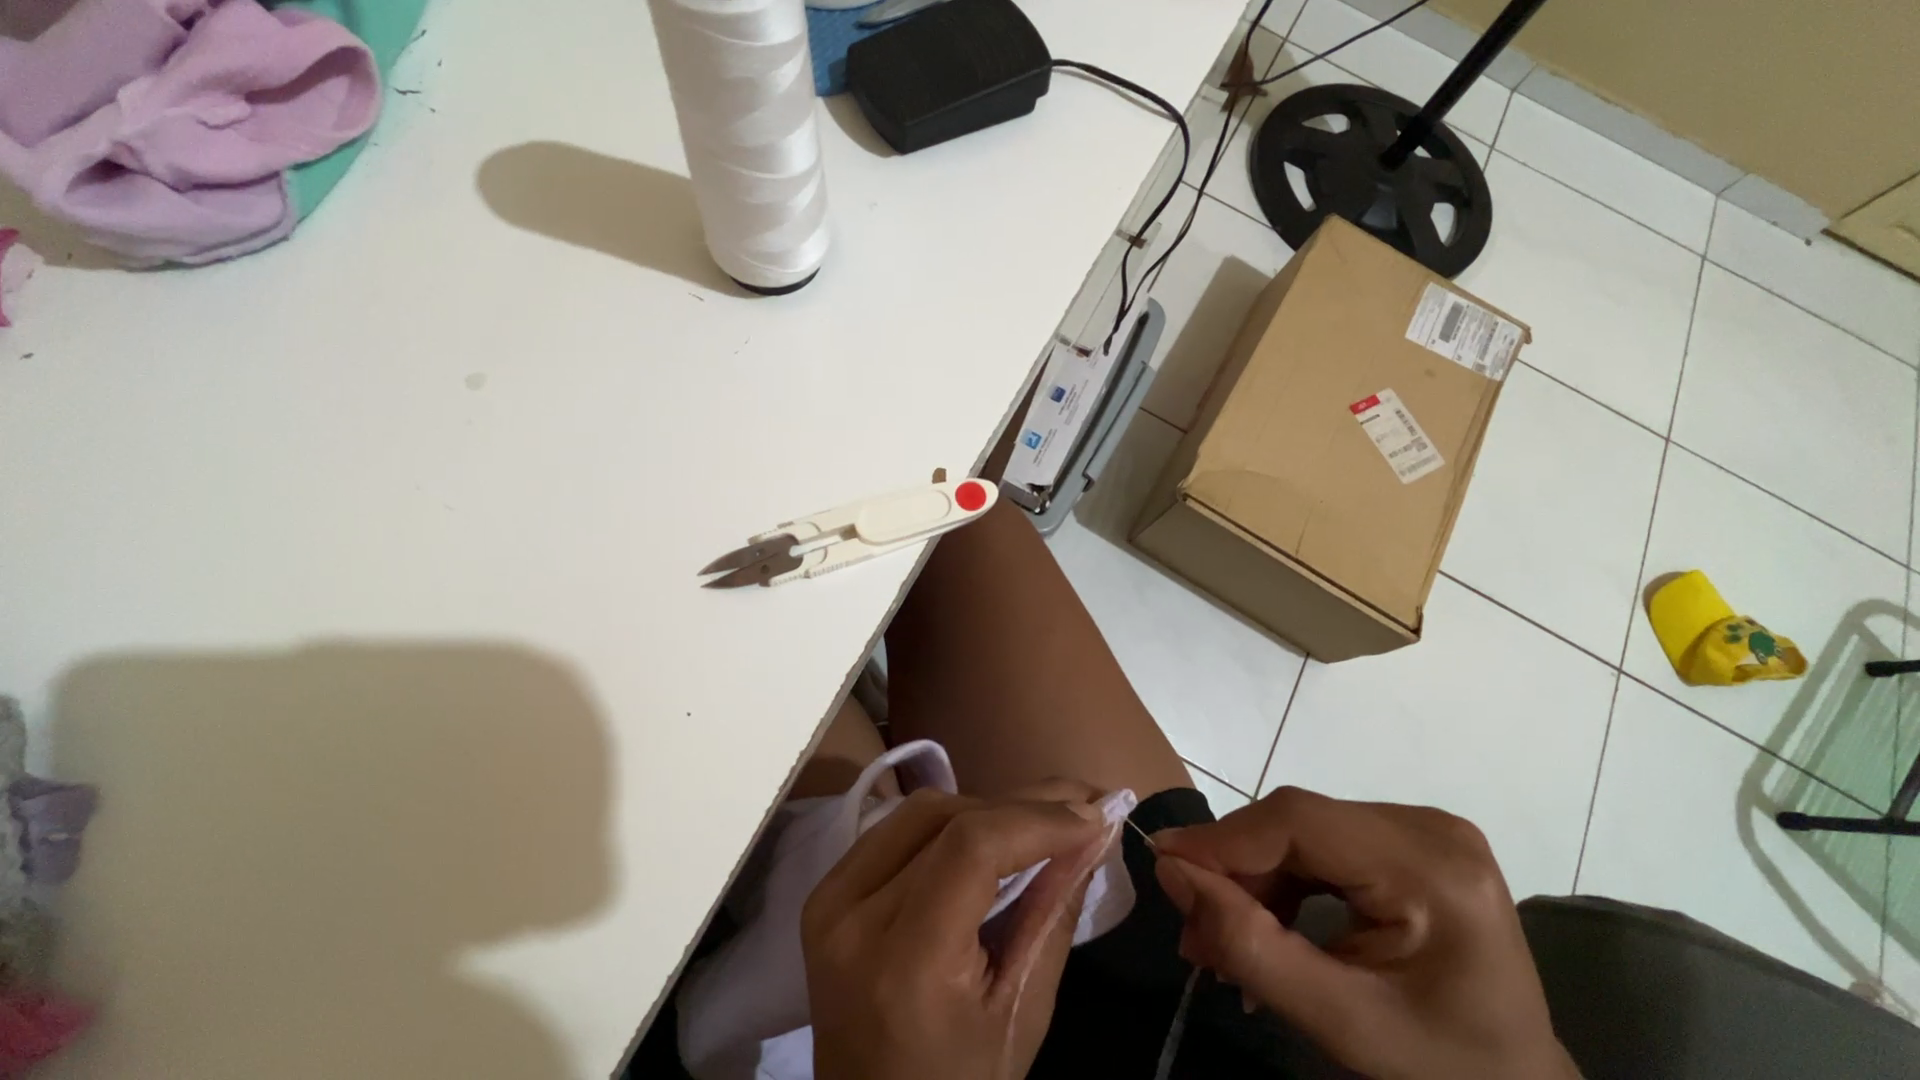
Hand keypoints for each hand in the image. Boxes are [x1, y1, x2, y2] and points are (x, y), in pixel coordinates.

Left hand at [801, 785, 1115, 1079]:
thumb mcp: (1022, 1012)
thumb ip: (1053, 913)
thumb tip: (1092, 832)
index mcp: (905, 962)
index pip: (970, 848)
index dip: (1037, 818)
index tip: (1094, 813)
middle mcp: (851, 916)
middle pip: (944, 818)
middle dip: (1020, 805)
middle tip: (1079, 807)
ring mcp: (829, 900)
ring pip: (918, 813)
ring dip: (984, 809)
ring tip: (1038, 824)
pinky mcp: (824, 893)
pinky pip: (894, 831)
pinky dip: (947, 824)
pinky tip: (988, 838)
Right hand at [1152, 787, 1578, 1079]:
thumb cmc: (1437, 1063)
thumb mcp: (1339, 1021)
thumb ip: (1249, 946)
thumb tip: (1170, 870)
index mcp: (1432, 869)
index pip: (1300, 823)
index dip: (1222, 839)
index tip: (1161, 868)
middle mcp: (1429, 828)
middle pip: (1297, 824)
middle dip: (1234, 872)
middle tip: (1193, 932)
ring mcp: (1422, 829)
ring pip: (1301, 832)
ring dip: (1253, 879)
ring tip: (1220, 939)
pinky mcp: (1409, 841)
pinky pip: (1321, 845)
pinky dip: (1282, 882)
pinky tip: (1265, 925)